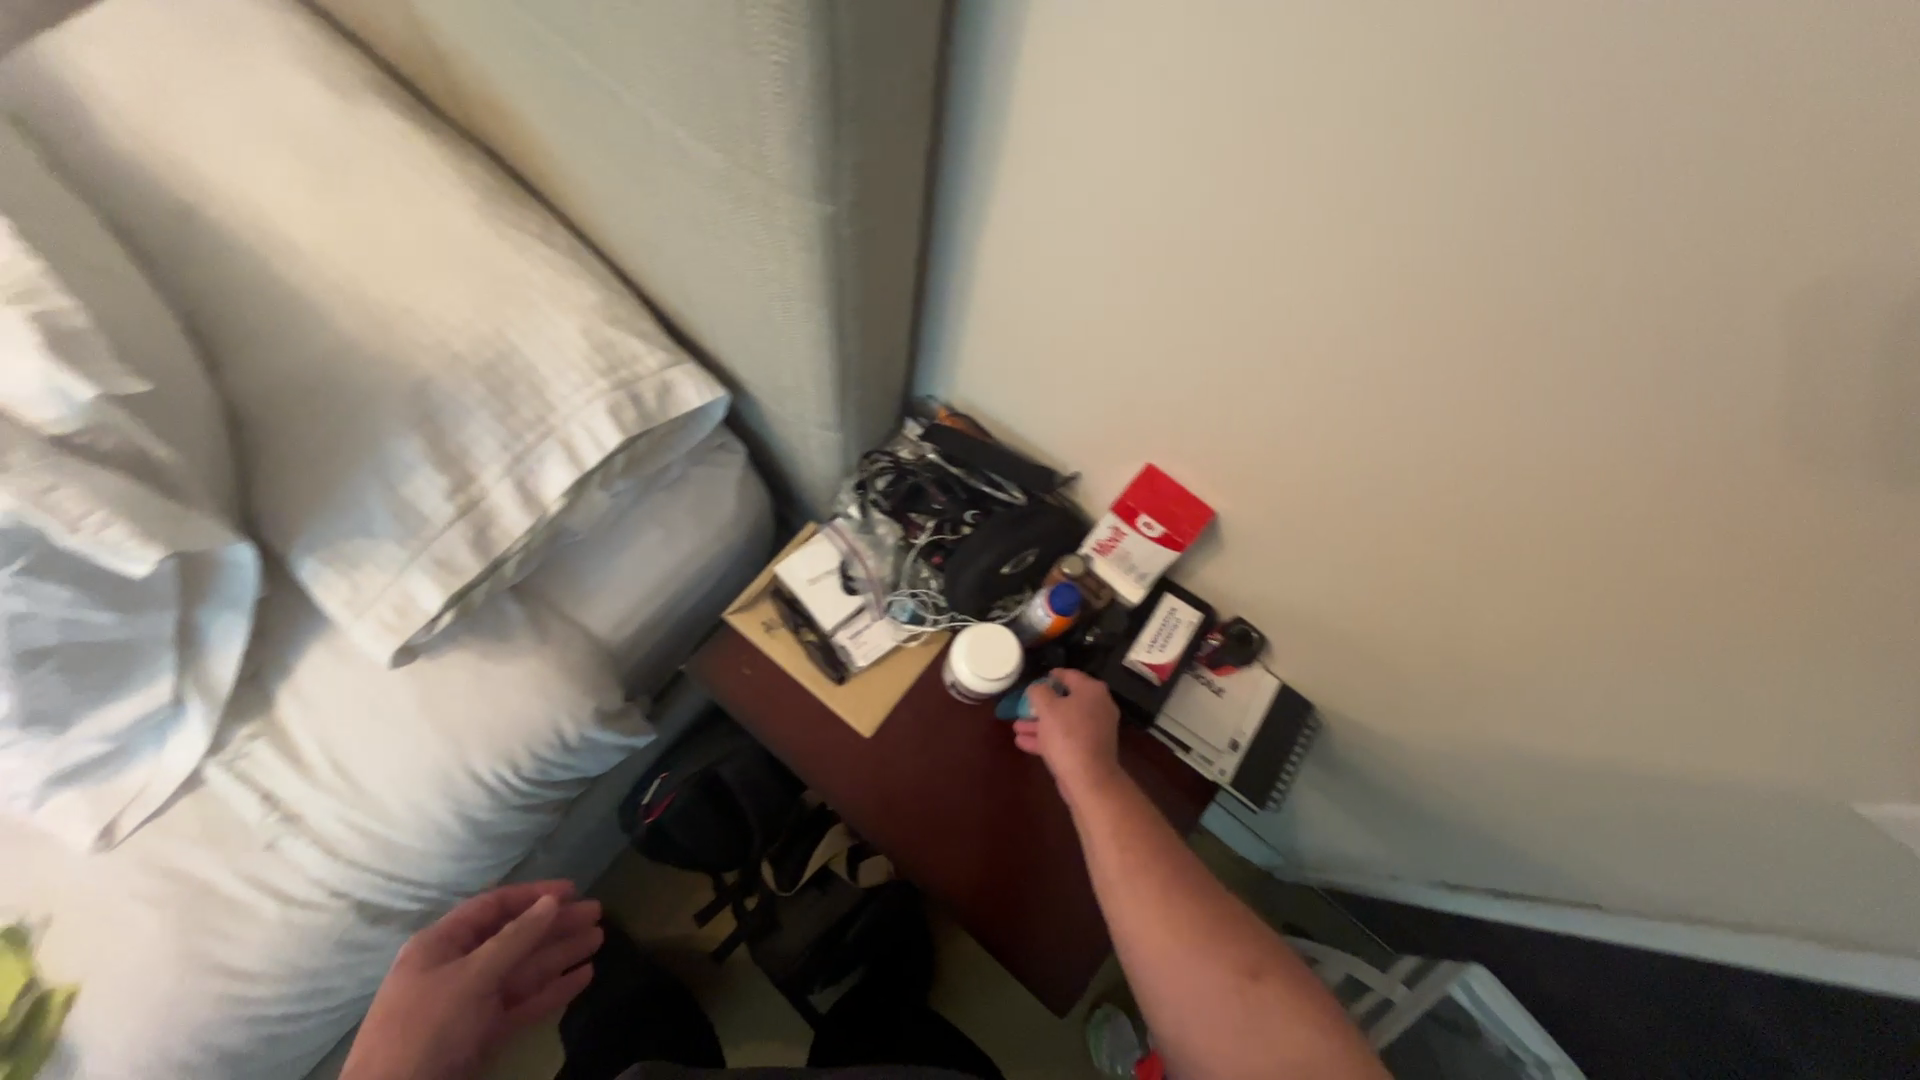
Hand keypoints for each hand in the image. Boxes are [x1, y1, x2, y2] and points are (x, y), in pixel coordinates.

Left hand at [341, 881, 603, 1079]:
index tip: (573, 889)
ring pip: (524, 970)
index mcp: (440, 946)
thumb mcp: (471, 978)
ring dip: (560, 953)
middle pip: (514, 937)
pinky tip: (583, 977)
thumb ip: (515, 938)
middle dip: (555, 924)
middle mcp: (456, 969)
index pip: (492, 907)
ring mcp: (470, 1003)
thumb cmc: (427, 1029)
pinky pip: (523, 1003)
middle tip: (597, 912)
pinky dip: (553, 990)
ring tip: (599, 939)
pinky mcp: (483, 1034)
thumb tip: (551, 901)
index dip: (533, 894)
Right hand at [1012, 669, 1123, 796]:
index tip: (1036, 680)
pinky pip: (1065, 738)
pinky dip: (1046, 739)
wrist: (1089, 778)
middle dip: (1040, 706)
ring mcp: (1094, 730)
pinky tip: (1022, 742)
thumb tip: (1038, 688)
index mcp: (1091, 691)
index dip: (1050, 676)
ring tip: (1016, 727)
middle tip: (1022, 706)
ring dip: (1039, 724)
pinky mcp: (1089, 749)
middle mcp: (1097, 707)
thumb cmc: (1067, 735)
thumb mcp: (1047, 707)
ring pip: (1062, 721)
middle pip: (1065, 700)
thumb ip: (1039, 691)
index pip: (1069, 675)